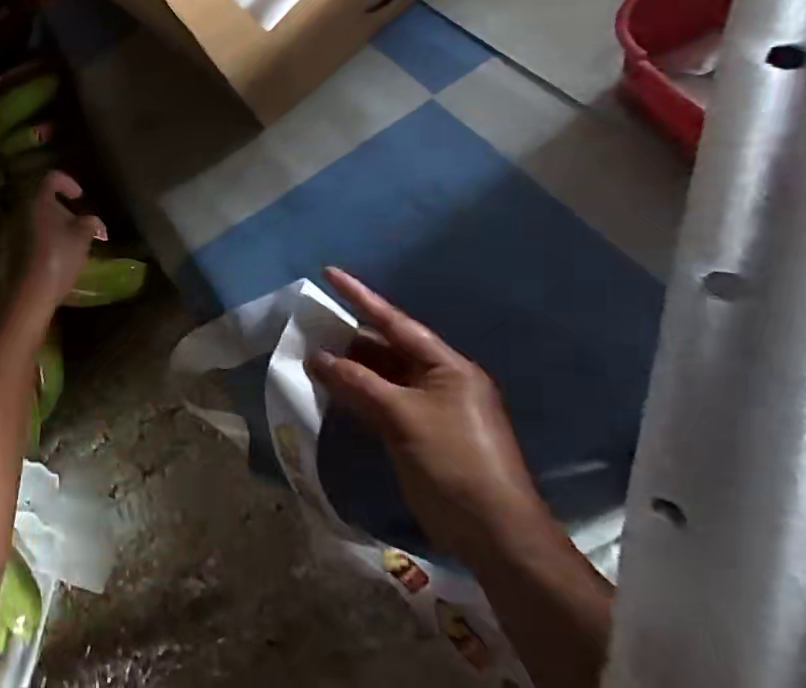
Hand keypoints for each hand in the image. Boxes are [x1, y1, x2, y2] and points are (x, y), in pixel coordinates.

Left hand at [15, 171, 105, 310]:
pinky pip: (27, 236)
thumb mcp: (82, 238)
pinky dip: (42, 240)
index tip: (80, 197)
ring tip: (69, 244)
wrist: (27, 294)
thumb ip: (90, 223)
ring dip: (52, 227)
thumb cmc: (58, 257)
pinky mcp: (7, 251)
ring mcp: (10, 231)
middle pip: (42, 200)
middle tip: (79, 225)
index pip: (51, 178)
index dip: (68, 183)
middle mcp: (19, 211)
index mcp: (37, 201)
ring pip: (34, 220)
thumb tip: (92, 222)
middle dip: (62, 210)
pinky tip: (55, 258)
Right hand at [307, 267, 545, 559]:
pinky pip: (384, 403)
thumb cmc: (453, 462)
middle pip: (388, 349)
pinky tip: (334, 393)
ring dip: (351, 369)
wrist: (494, 533)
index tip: (329, 272)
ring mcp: (431, 409)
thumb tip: (317, 358)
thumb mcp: (403, 417)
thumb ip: (359, 384)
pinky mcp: (421, 435)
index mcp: (448, 366)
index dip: (361, 297)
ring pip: (384, 377)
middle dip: (350, 337)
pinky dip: (359, 396)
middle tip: (311, 323)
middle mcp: (441, 380)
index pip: (397, 323)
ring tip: (313, 353)